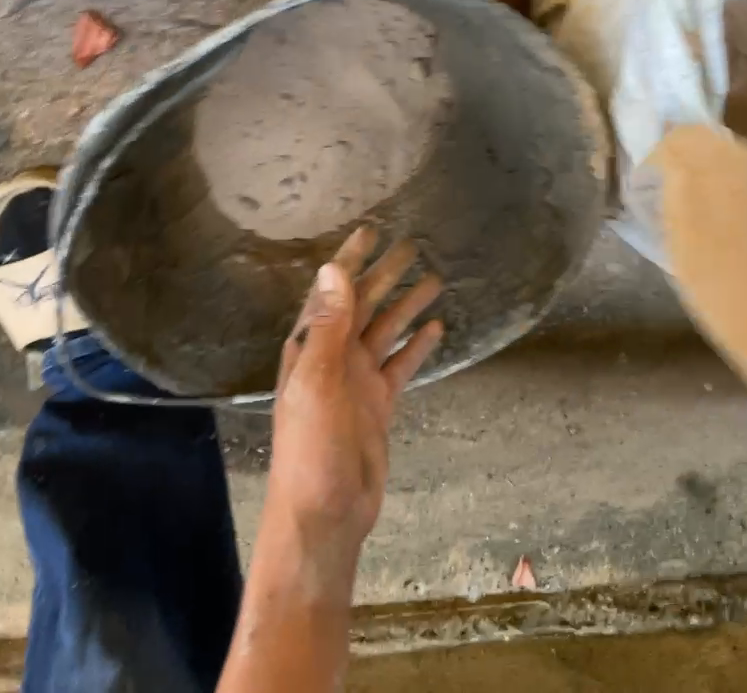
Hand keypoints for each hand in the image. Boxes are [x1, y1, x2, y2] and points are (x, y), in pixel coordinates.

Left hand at [221, 231, 442, 692]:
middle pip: (363, 305)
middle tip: (413, 244)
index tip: (370, 232)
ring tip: (433, 278)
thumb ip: (329, 327)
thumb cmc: (311, 449)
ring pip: (386, 331)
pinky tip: (435, 328)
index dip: (348, 261)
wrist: (324, 513)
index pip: (332, 292)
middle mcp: (333, 357)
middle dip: (384, 274)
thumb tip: (333, 269)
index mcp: (311, 348)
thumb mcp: (317, 383)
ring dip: (406, 305)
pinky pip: (401, 365)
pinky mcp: (378, 404)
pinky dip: (417, 346)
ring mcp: (357, 381)